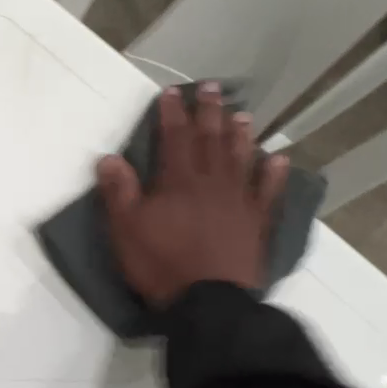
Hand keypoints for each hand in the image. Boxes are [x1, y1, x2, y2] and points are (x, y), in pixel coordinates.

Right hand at [97, 83, 289, 308]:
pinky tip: (277, 158)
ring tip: (242, 115)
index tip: (171, 93)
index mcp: (177, 182)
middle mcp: (211, 182)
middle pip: (211, 140)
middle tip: (212, 88)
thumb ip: (119, 192)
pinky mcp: (255, 221)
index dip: (172, 114)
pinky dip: (273, 172)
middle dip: (209, 112)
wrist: (207, 300)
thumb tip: (109, 158)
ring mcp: (238, 200)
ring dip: (240, 135)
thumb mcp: (126, 230)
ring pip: (240, 158)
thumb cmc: (160, 264)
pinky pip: (267, 191)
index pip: (174, 139)